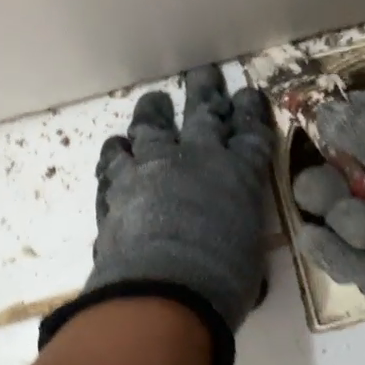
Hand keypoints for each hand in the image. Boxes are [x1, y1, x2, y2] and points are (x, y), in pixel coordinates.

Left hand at [39, 66, 274, 364]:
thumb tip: (236, 246)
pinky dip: (117, 153)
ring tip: (154, 100)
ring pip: (151, 125)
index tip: (247, 94)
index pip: (251, 132)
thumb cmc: (222, 284)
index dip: (250, 111)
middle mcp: (198, 158)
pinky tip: (117, 147)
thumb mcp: (248, 259)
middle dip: (206, 90)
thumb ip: (239, 237)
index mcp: (241, 175)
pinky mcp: (117, 184)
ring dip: (153, 111)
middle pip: (203, 113)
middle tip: (204, 72)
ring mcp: (153, 166)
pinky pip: (114, 159)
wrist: (162, 292)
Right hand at [291, 91, 364, 364]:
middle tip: (333, 184)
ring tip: (364, 225)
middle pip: (336, 171)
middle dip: (322, 176)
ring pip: (336, 213)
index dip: (331, 124)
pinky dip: (328, 249)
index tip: (309, 125)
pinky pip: (348, 260)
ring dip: (333, 212)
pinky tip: (322, 238)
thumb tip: (323, 116)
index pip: (357, 124)